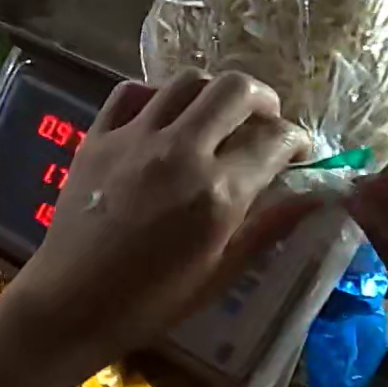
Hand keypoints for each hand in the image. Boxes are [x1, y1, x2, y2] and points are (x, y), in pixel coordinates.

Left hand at [1, 70, 316, 358]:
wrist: (70, 304)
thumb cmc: (149, 302)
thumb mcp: (219, 274)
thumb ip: (268, 228)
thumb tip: (317, 197)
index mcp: (217, 191)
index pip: (276, 139)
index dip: (298, 141)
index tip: (298, 153)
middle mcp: (179, 151)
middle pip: (236, 89)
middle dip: (263, 101)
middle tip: (263, 124)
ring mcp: (132, 139)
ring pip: (185, 82)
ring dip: (211, 94)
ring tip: (214, 120)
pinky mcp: (96, 139)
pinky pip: (129, 93)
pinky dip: (154, 95)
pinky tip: (160, 118)